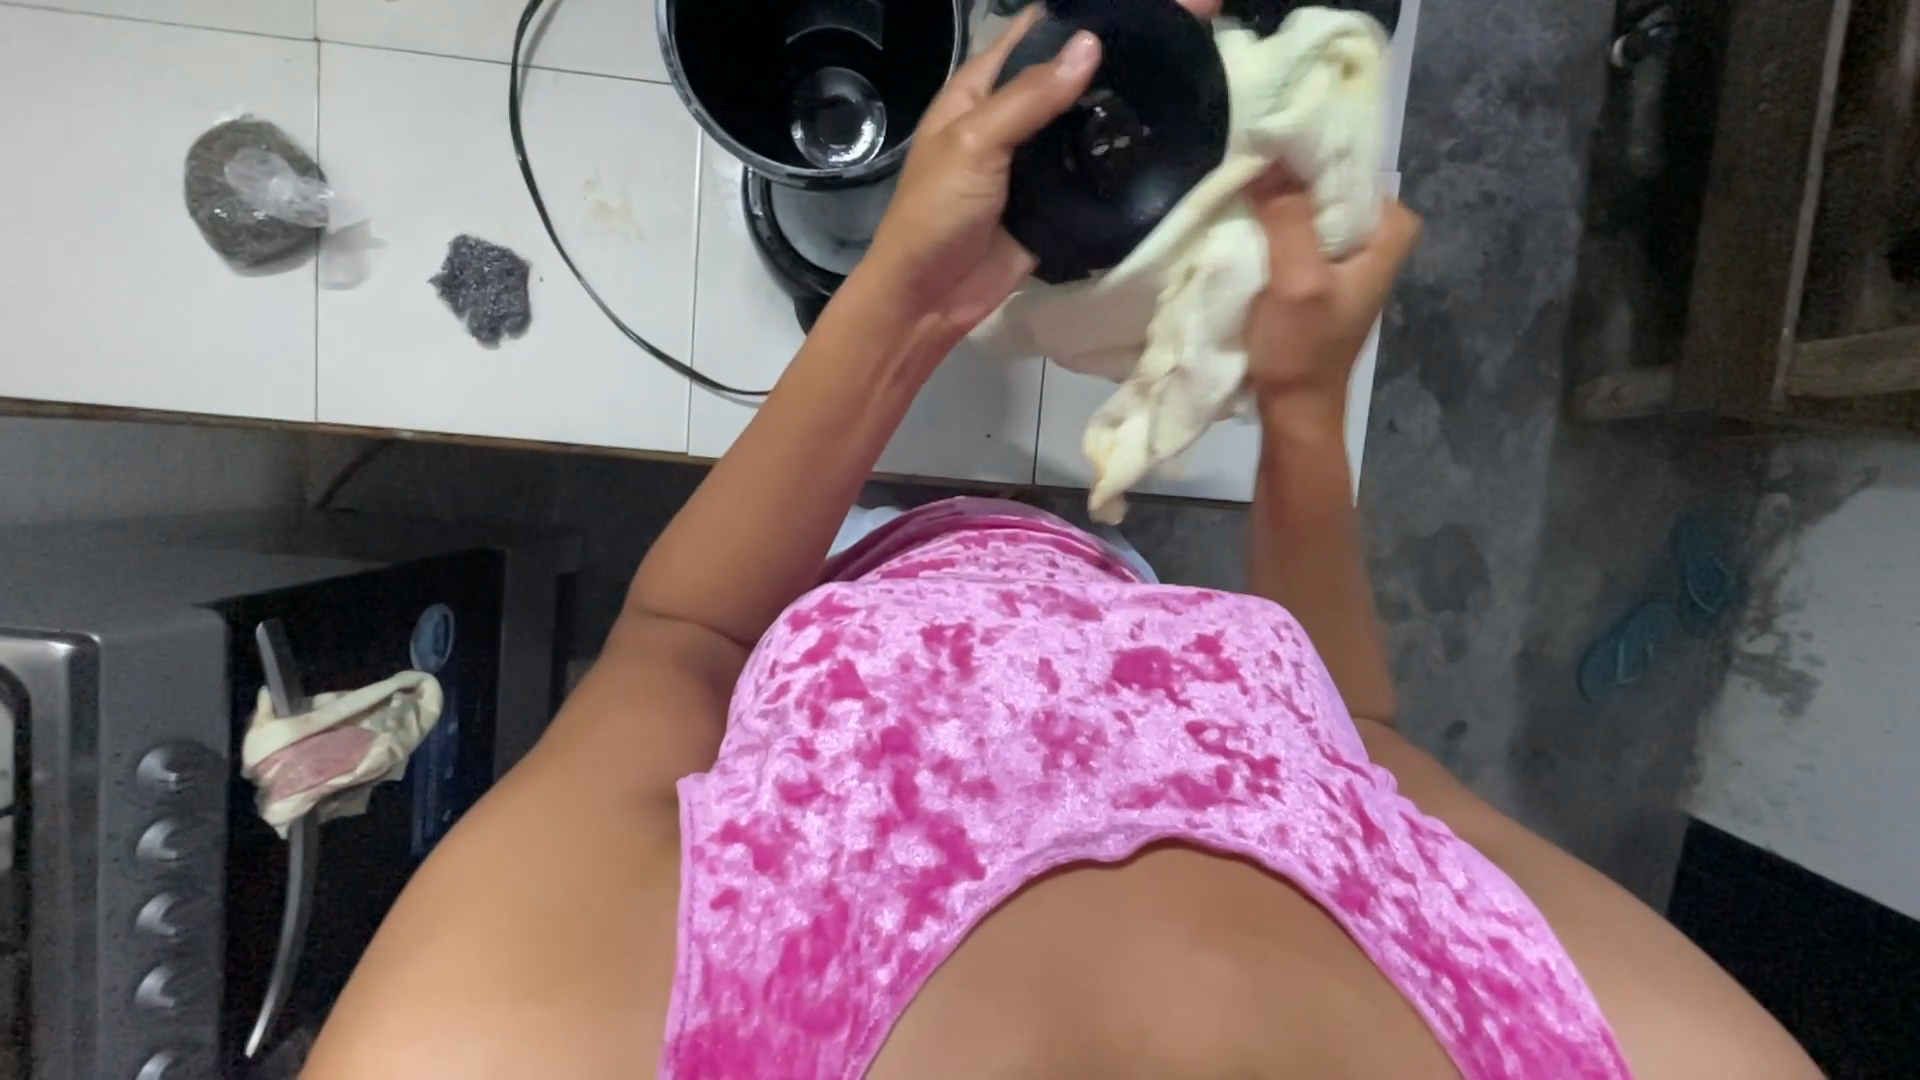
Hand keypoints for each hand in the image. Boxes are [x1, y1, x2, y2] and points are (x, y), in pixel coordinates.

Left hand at [853, 0, 1222, 344]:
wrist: (929, 297)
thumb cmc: (935, 212)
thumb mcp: (973, 142)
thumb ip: (1029, 97)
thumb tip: (1092, 44)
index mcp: (982, 89)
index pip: (1039, 33)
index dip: (1084, 17)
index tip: (1144, 7)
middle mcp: (1012, 120)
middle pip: (1069, 80)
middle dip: (1116, 64)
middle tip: (1179, 46)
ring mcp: (1034, 167)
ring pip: (1084, 129)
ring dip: (1121, 115)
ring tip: (1183, 88)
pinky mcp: (1051, 208)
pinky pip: (1088, 180)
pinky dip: (1115, 167)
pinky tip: (1158, 149)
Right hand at [1243, 169, 1421, 440]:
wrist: (1294, 409)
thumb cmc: (1302, 349)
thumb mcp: (1296, 280)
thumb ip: (1288, 217)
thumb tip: (1269, 157)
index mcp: (1390, 229)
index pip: (1346, 166)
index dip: (1302, 158)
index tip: (1261, 155)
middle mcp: (1376, 235)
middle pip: (1326, 187)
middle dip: (1286, 183)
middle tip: (1242, 178)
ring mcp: (1348, 257)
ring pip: (1307, 211)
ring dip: (1273, 209)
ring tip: (1238, 202)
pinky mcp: (1321, 277)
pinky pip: (1295, 236)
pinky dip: (1271, 234)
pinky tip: (1244, 233)